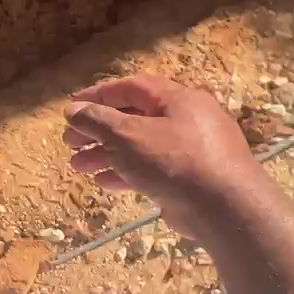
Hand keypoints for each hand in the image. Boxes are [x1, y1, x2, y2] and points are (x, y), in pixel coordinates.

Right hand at [63, 75, 269, 239]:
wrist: (224, 206)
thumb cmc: (173, 160)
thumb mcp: (126, 135)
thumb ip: (95, 120)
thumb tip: (73, 110)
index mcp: (177, 100)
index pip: (131, 87)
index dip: (97, 95)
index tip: (69, 108)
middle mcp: (187, 119)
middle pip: (132, 117)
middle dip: (96, 129)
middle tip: (70, 142)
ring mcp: (190, 148)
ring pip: (138, 144)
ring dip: (104, 152)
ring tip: (78, 166)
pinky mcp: (189, 174)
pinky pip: (150, 166)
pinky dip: (124, 170)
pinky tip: (103, 181)